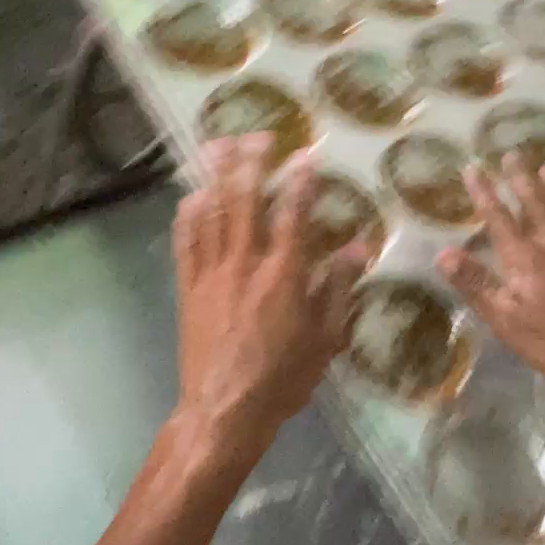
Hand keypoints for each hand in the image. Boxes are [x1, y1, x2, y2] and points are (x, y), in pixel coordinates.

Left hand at [172, 134, 367, 466]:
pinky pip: (186, 241)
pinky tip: (192, 195)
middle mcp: (245, 262)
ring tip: (219, 145)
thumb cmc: (282, 378)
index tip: (307, 154)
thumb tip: (358, 249)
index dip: (301, 180)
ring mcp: (211, 272)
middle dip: (251, 162)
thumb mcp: (324, 339)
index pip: (294, 214)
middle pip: (246, 200)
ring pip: (213, 211)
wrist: (224, 409)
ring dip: (217, 175)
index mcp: (283, 274)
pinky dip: (189, 214)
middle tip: (257, 134)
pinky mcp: (188, 287)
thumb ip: (337, 288)